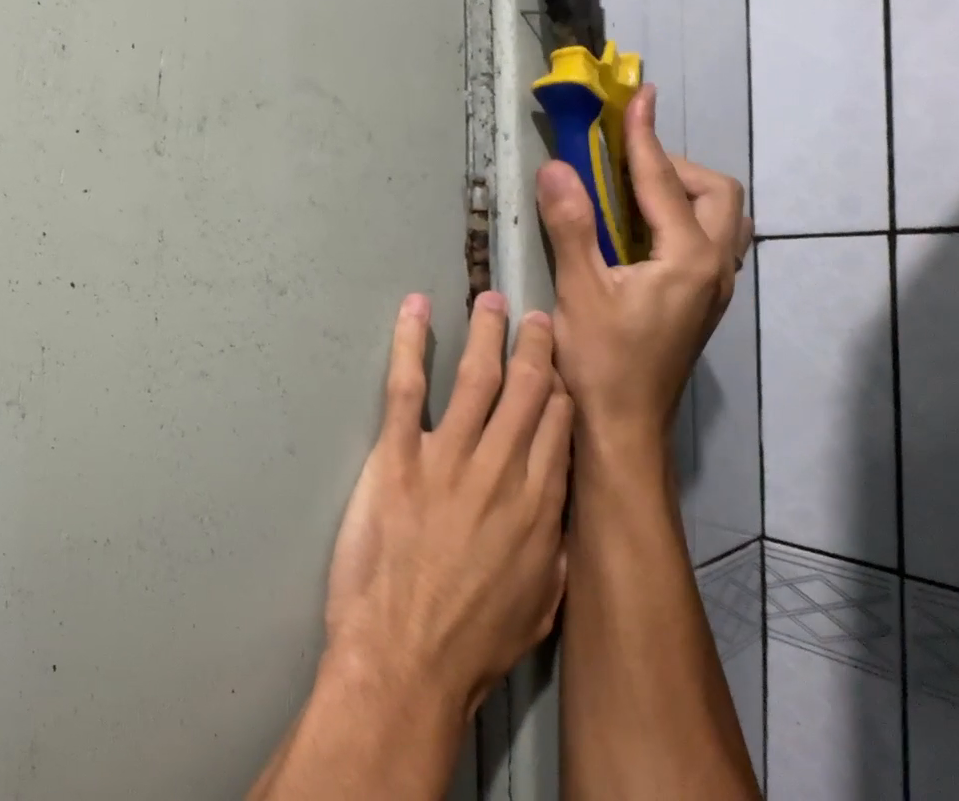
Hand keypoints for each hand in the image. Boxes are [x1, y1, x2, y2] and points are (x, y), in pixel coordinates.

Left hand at [321, 291, 575, 717]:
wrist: (409, 658)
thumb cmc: (476, 642)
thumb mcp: (542, 602)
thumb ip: (553, 545)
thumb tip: (557, 508)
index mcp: (541, 503)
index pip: (560, 424)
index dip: (561, 388)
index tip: (559, 367)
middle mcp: (502, 469)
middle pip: (528, 390)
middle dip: (535, 346)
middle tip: (536, 316)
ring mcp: (448, 459)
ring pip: (475, 377)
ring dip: (486, 332)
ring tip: (490, 299)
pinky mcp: (397, 459)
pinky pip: (405, 389)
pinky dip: (408, 344)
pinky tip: (414, 310)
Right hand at [535, 85, 751, 444]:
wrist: (624, 426)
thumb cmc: (601, 363)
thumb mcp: (579, 291)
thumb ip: (572, 226)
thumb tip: (555, 168)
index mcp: (687, 258)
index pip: (663, 183)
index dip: (643, 139)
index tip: (635, 99)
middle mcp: (714, 267)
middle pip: (717, 194)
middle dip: (674, 167)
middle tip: (626, 165)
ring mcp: (713, 289)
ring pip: (721, 220)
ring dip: (685, 193)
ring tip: (637, 194)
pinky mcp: (700, 304)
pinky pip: (710, 242)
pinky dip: (684, 220)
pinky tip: (644, 236)